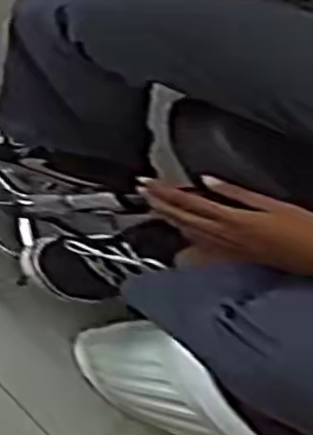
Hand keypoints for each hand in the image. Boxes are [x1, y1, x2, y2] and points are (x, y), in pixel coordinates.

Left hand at [144, 177, 312, 275]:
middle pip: (179, 215)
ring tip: (150, 205)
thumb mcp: (276, 206)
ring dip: (166, 215)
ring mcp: (229, 246)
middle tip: (140, 190)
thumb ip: (237, 193)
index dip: (161, 189)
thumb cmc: (310, 231)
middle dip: (156, 201)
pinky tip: (179, 227)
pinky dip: (185, 231)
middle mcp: (224, 234)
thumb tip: (207, 179)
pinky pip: (202, 242)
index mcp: (232, 219)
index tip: (144, 180)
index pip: (185, 201)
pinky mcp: (239, 255)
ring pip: (186, 229)